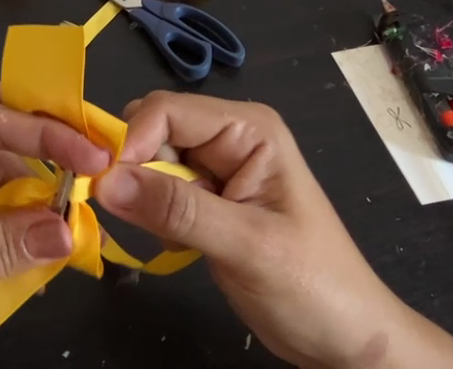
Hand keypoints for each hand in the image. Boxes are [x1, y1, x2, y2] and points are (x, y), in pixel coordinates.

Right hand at [93, 92, 452, 368]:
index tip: (106, 184)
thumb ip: (176, 209)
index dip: (132, 140)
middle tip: (137, 215)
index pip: (167, 110)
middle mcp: (228, 136)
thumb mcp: (246, 246)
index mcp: (248, 129)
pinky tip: (177, 243)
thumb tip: (105, 181)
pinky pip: (156, 188)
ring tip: (172, 236)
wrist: (347, 342)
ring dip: (144, 195)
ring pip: (149, 159)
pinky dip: (152, 213)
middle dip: (135, 167)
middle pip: (153, 129)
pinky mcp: (205, 197)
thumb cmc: (313, 287)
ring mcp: (216, 167)